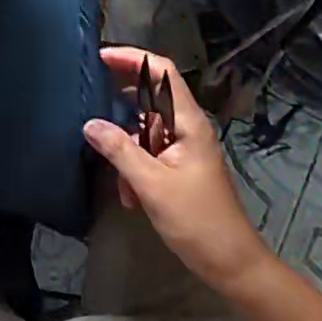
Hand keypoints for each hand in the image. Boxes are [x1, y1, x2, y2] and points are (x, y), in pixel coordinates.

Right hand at [84, 47, 275, 295]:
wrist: (231, 263)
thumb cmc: (196, 220)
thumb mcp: (152, 184)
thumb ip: (119, 150)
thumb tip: (89, 123)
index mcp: (189, 122)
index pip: (163, 72)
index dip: (133, 58)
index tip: (102, 57)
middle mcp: (188, 127)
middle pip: (151, 99)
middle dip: (122, 109)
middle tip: (92, 109)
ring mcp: (185, 147)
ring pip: (146, 131)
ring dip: (127, 151)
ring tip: (121, 183)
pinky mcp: (180, 167)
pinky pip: (150, 153)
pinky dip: (135, 168)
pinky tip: (131, 196)